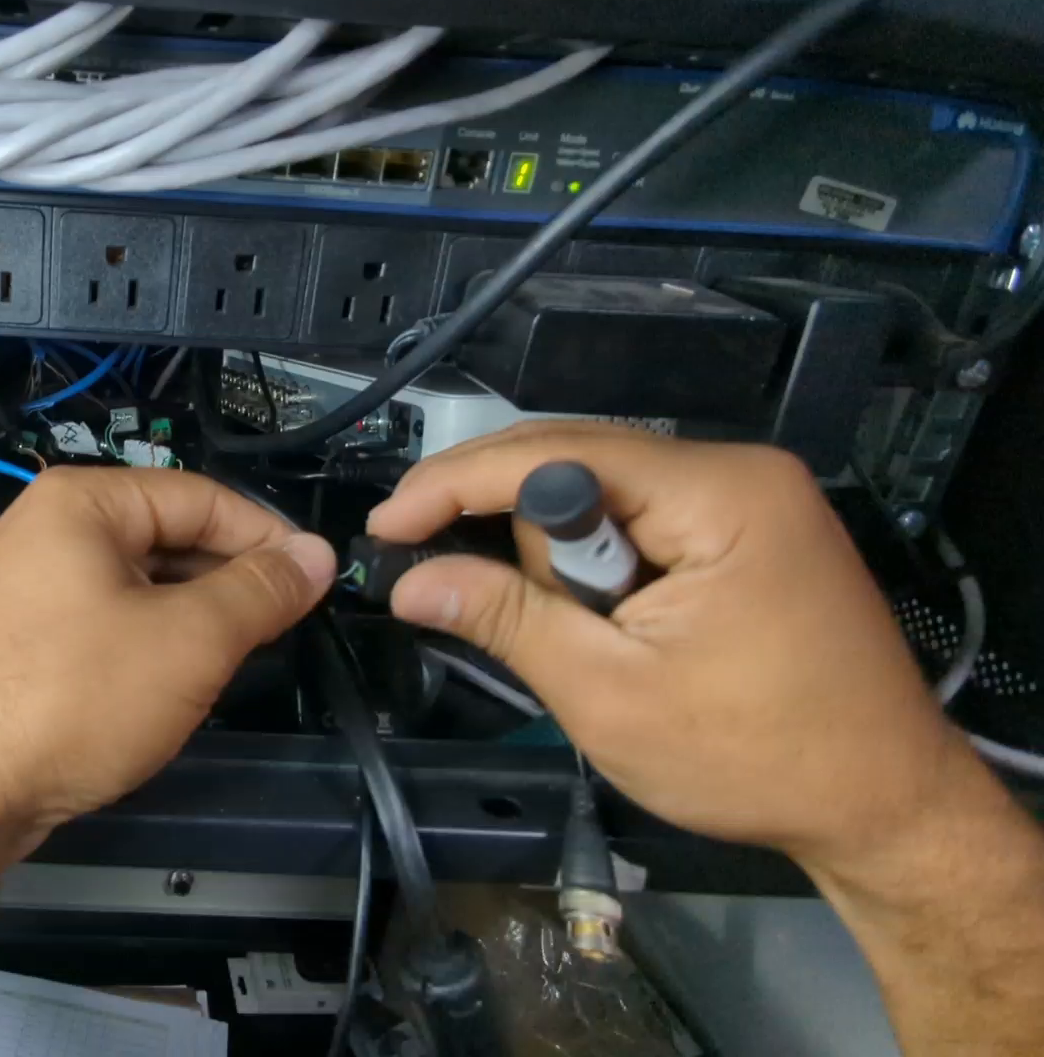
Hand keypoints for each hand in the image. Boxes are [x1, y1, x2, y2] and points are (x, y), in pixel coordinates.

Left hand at [0, 467, 336, 852]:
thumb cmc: (72, 696)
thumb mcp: (186, 642)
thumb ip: (258, 591)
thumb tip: (316, 553)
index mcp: (82, 502)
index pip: (201, 497)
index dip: (268, 536)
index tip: (318, 581)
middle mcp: (45, 529)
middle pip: (164, 538)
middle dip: (226, 581)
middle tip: (279, 629)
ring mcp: (21, 586)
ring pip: (133, 587)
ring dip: (187, 618)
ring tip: (230, 661)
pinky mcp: (13, 640)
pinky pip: (98, 624)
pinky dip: (143, 645)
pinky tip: (164, 684)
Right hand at [368, 423, 980, 870]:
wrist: (883, 812)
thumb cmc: (756, 759)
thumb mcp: (607, 693)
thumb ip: (502, 620)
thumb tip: (406, 585)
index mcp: (717, 495)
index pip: (550, 455)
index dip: (453, 485)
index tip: (384, 527)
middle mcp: (727, 471)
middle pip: (560, 456)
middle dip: (491, 516)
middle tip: (427, 567)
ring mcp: (731, 496)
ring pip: (578, 486)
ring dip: (540, 552)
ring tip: (569, 628)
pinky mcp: (724, 527)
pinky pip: (610, 513)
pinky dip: (568, 557)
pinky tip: (577, 607)